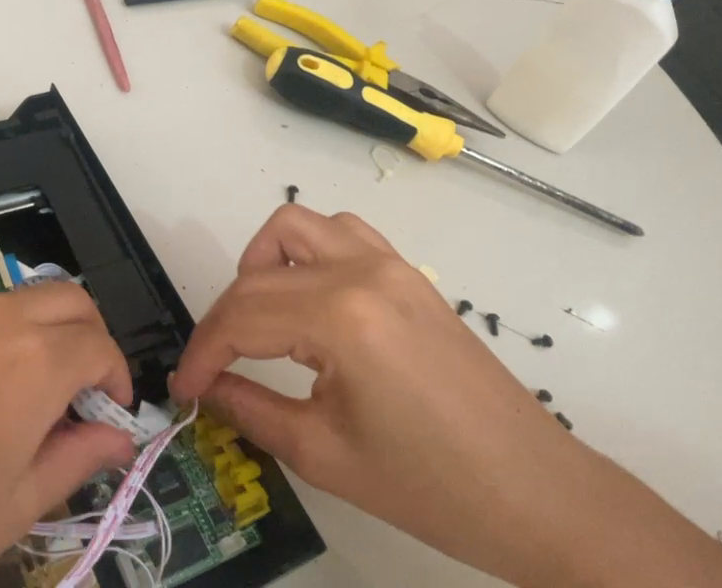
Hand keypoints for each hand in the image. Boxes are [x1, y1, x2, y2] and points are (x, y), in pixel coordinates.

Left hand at [0, 283, 135, 587]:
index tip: (103, 414)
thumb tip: (116, 436)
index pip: (99, 344)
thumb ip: (77, 458)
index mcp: (32, 362)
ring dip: (25, 336)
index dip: (112, 379)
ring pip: (6, 302)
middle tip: (69, 394)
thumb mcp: (14, 508)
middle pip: (64, 297)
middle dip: (82, 338)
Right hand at [170, 206, 721, 587]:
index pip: (242, 316)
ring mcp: (391, 265)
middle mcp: (362, 271)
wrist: (539, 494)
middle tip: (213, 368)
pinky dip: (309, 252)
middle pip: (258, 273)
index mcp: (342, 316)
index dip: (202, 352)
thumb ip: (249, 409)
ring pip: (297, 226)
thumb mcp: (324, 454)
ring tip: (259, 320)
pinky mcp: (410, 275)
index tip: (183, 389)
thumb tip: (204, 388)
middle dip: (222, 319)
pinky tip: (309, 301)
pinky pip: (344, 234)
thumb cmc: (431, 485)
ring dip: (261, 264)